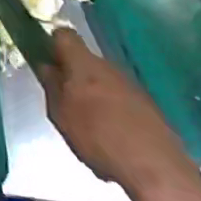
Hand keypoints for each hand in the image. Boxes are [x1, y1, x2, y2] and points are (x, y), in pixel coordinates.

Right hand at [40, 28, 200, 198]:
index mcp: (83, 64)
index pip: (64, 35)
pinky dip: (110, 108)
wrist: (154, 165)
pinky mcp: (146, 103)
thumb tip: (46, 66)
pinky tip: (109, 134)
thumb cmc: (97, 137)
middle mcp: (108, 66)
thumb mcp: (61, 115)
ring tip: (86, 122)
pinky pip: (119, 96)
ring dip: (92, 92)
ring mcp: (130, 84)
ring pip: (102, 78)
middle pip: (84, 59)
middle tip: (63, 99)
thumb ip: (51, 87)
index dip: (52, 42)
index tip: (45, 59)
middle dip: (72, 74)